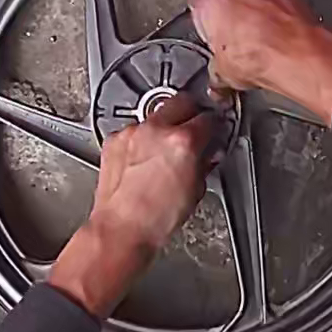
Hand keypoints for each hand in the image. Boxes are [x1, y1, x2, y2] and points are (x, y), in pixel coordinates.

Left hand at [47, 93, 216, 317]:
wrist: (121, 229)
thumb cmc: (155, 218)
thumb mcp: (196, 190)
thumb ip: (205, 162)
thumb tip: (208, 152)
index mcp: (182, 141)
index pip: (208, 118)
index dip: (215, 125)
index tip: (215, 129)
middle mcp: (156, 130)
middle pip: (181, 102)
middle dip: (191, 112)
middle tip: (195, 126)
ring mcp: (133, 133)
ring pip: (156, 115)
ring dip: (165, 126)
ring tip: (167, 150)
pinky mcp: (115, 140)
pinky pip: (135, 131)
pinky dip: (143, 139)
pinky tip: (146, 159)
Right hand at [187, 0, 331, 124]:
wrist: (299, 56)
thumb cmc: (260, 56)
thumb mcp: (223, 74)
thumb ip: (216, 69)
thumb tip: (218, 79)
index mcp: (212, 1)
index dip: (201, 16)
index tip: (206, 29)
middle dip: (231, 16)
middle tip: (233, 42)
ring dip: (256, 15)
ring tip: (259, 44)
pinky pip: (278, 4)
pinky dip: (278, 18)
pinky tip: (278, 41)